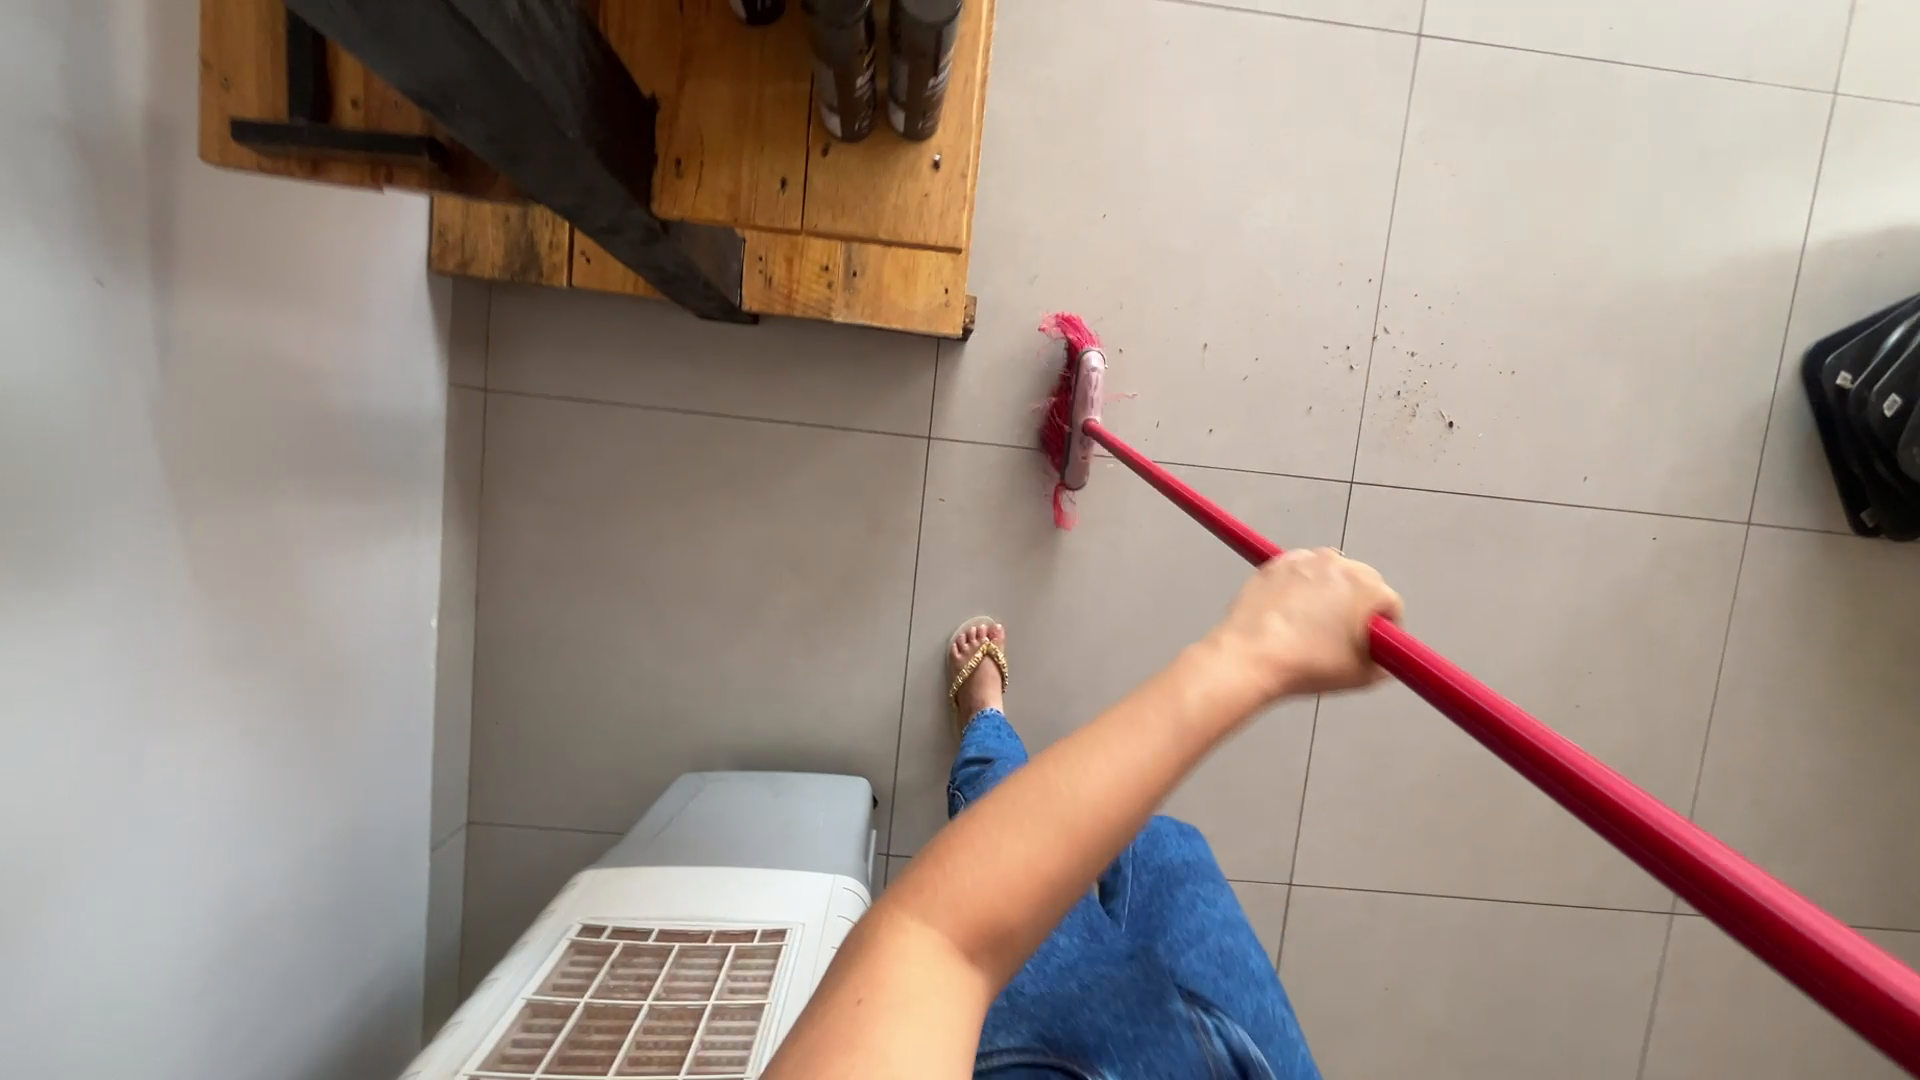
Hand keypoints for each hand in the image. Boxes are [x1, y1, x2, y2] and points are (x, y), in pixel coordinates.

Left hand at [1205, 548, 1403, 703]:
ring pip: (1328, 574)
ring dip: (1327, 591)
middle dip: (1356, 605)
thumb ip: (1387, 659)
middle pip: (1361, 582)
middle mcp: (1338, 564)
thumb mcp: (1364, 674)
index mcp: (1367, 586)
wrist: (1251, 655)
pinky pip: (1298, 571)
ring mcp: (1302, 560)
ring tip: (1310, 623)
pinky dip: (1298, 585)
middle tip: (1341, 634)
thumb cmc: (1307, 663)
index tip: (1372, 643)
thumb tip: (1383, 653)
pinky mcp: (1274, 564)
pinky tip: (1289, 611)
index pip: (1389, 604)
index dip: (1383, 628)